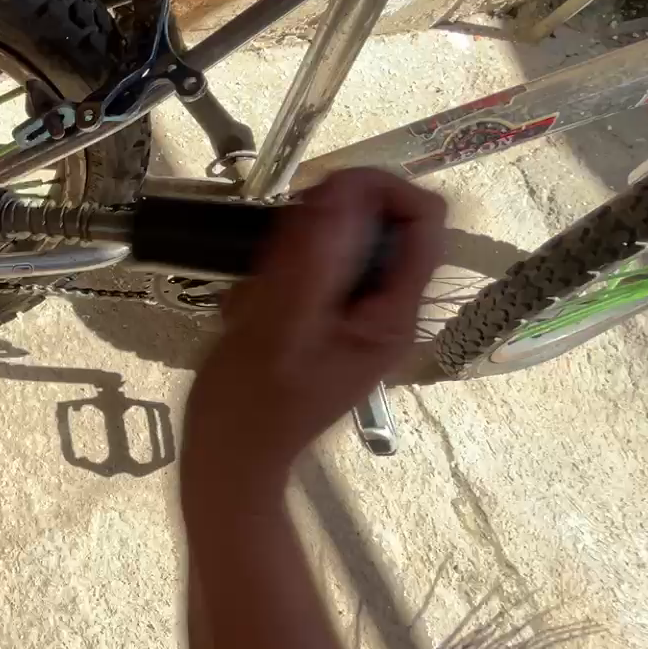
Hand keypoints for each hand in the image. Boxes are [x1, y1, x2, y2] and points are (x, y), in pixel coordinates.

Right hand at [185, 168, 444, 479]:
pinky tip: (245, 309)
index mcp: (390, 314)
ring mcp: (347, 321)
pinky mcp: (316, 327)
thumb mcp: (276, 328)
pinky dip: (273, 279)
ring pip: (335, 250)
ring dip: (288, 255)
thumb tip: (340, 189)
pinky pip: (306, 278)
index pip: (421, 219)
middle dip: (320, 226)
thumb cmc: (248, 406)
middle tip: (269, 250)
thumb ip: (311, 260)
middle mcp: (380, 312)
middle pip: (376, 229)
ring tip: (252, 291)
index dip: (376, 187)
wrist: (226, 461)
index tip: (312, 190)